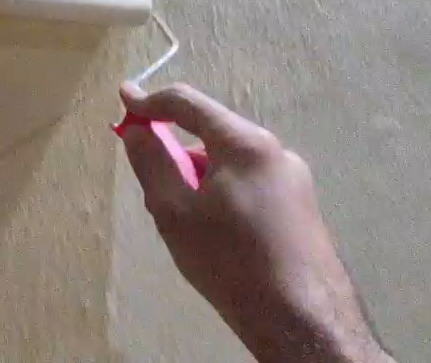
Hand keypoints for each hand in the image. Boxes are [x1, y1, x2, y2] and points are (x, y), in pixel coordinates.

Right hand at [119, 83, 392, 362]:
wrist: (307, 330)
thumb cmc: (231, 261)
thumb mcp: (172, 209)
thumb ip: (150, 160)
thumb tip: (137, 130)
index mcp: (245, 144)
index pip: (187, 103)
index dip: (149, 100)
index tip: (122, 100)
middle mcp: (275, 153)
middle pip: (209, 130)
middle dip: (174, 144)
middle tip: (148, 173)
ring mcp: (293, 181)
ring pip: (227, 158)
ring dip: (196, 170)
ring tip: (180, 214)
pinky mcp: (301, 208)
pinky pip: (246, 180)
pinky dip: (219, 187)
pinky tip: (211, 228)